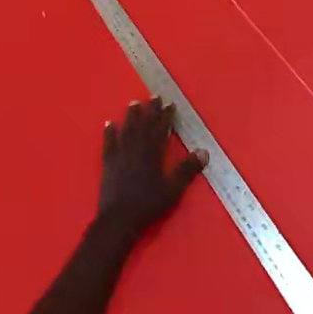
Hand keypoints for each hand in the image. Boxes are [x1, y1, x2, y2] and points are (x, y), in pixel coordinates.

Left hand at [97, 98, 206, 237]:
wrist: (119, 218)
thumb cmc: (148, 204)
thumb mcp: (173, 189)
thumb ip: (187, 169)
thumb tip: (204, 151)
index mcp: (153, 153)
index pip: (161, 129)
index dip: (166, 116)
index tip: (170, 103)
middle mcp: (136, 149)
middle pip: (144, 125)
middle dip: (150, 110)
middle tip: (153, 96)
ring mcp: (120, 154)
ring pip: (126, 130)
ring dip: (131, 116)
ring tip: (133, 103)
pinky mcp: (108, 162)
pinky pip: (108, 143)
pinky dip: (109, 132)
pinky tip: (109, 124)